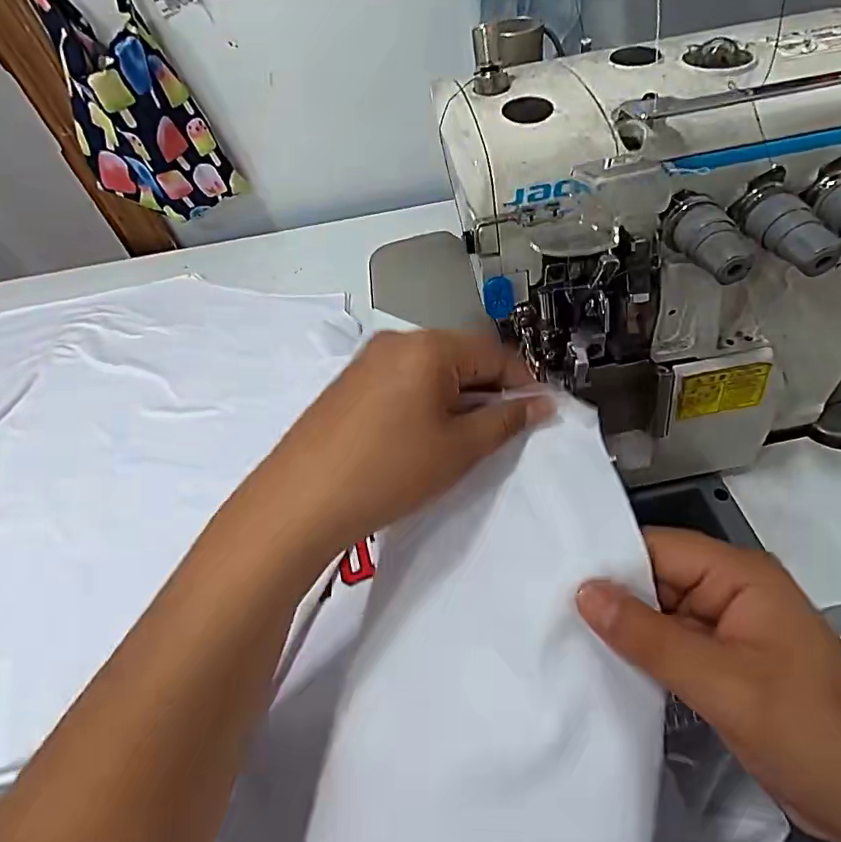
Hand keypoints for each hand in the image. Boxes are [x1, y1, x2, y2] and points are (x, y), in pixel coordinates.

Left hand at [237, 329, 553, 553]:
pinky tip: (420, 439)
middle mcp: (395, 342)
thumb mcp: (459, 449)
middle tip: (499, 433)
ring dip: (454, 398)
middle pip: (460, 357)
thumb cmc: (388, 470)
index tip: (537, 412)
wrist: (302, 499)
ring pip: (430, 370)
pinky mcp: (349, 383)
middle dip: (486, 390)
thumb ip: (505, 420)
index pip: (494, 353)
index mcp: (427, 346)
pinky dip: (423, 402)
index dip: (522, 382)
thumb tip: (538, 403)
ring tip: (458, 442)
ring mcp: (367, 360)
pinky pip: (401, 381)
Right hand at [577, 528, 840, 841]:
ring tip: (568, 633)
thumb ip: (650, 637)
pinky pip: (674, 644)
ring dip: (626, 627)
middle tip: (552, 608)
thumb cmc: (811, 733)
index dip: (610, 559)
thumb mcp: (724, 684)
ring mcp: (730, 629)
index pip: (659, 547)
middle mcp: (733, 591)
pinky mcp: (727, 662)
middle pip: (658, 578)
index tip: (557, 575)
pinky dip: (645, 653)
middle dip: (613, 595)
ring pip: (662, 613)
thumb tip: (585, 592)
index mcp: (741, 575)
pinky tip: (607, 661)